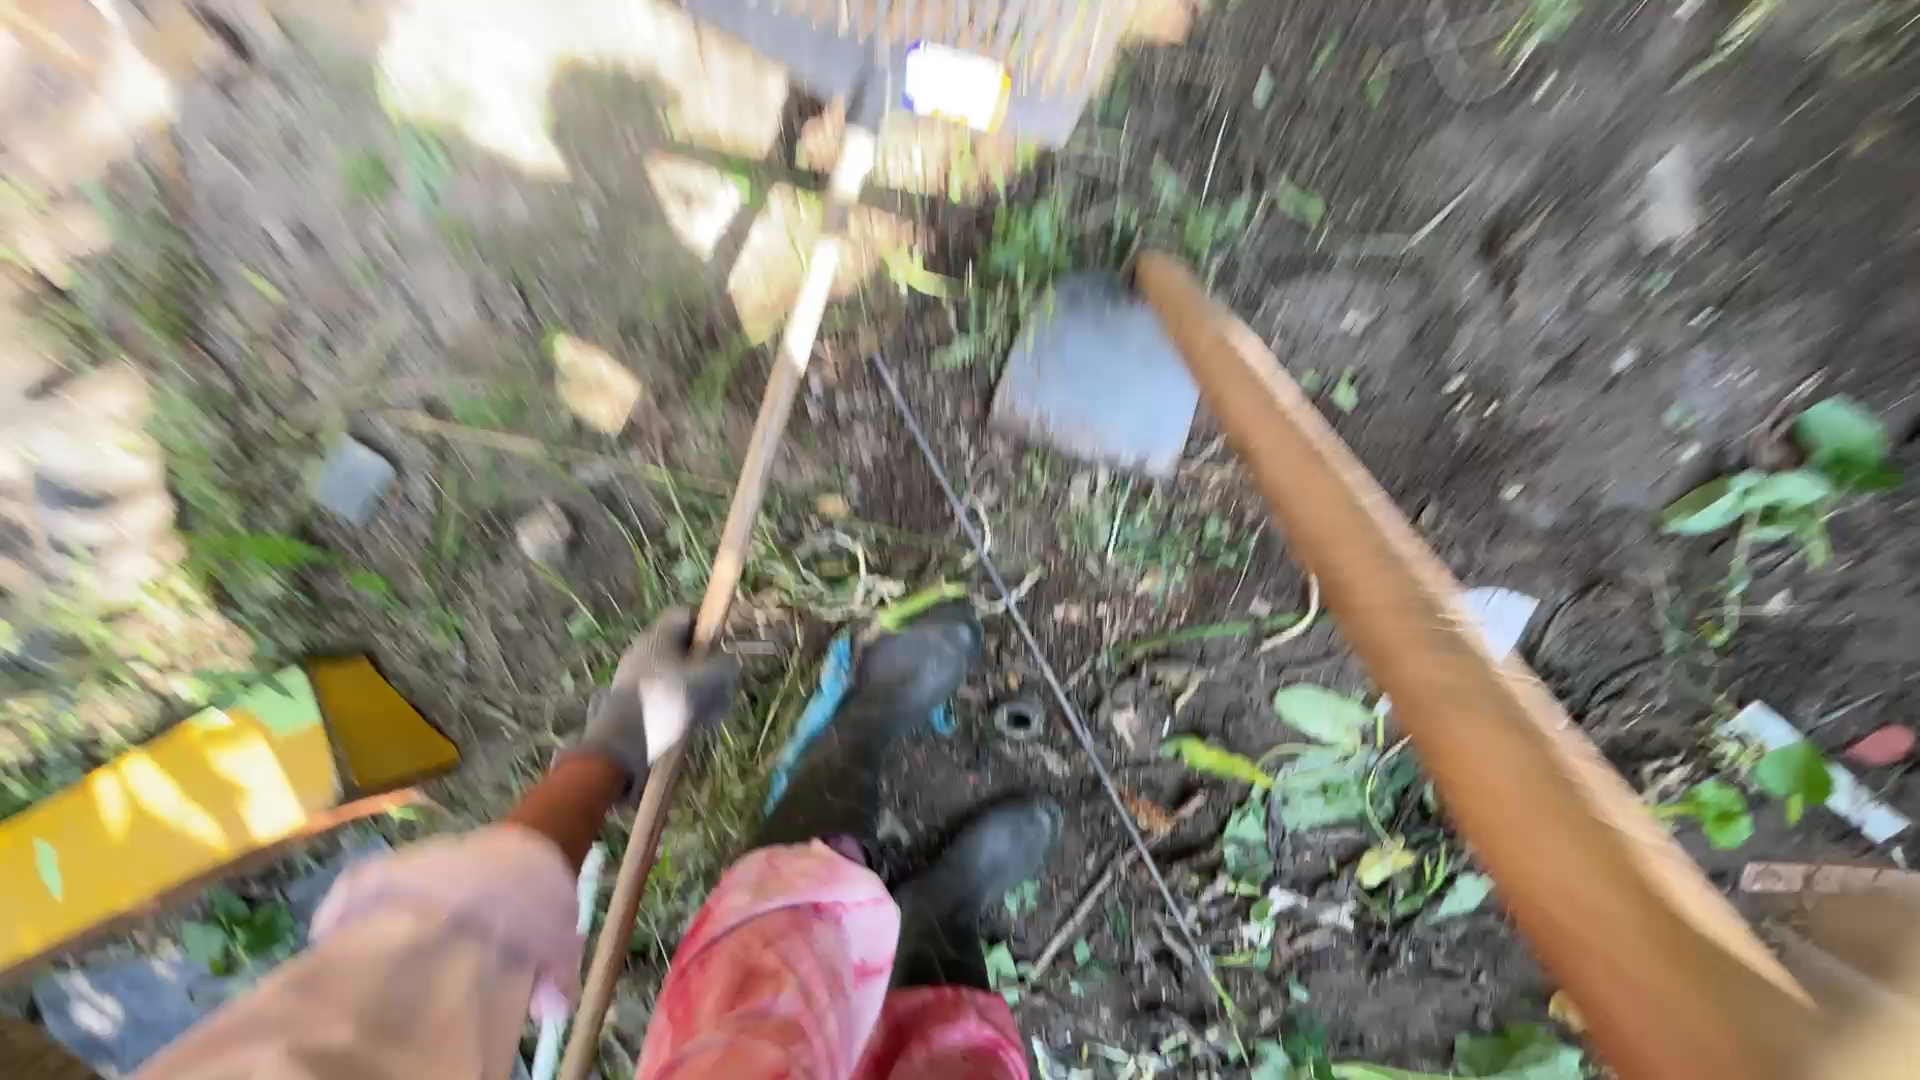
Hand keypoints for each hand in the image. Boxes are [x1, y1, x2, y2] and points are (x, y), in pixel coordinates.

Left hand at [574, 610, 738, 784]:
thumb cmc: (666, 701)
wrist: (620, 744)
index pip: (686, 615)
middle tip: (723, 685)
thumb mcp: (707, 679)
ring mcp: (636, 678)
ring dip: (700, 690)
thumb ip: (725, 664)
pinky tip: (697, 725)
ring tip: (714, 712)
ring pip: (679, 675)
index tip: (723, 644)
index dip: (708, 624)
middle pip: (685, 648)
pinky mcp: (634, 703)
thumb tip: (730, 659)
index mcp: (658, 637)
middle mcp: (644, 652)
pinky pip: (666, 696)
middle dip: (708, 666)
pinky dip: (684, 706)